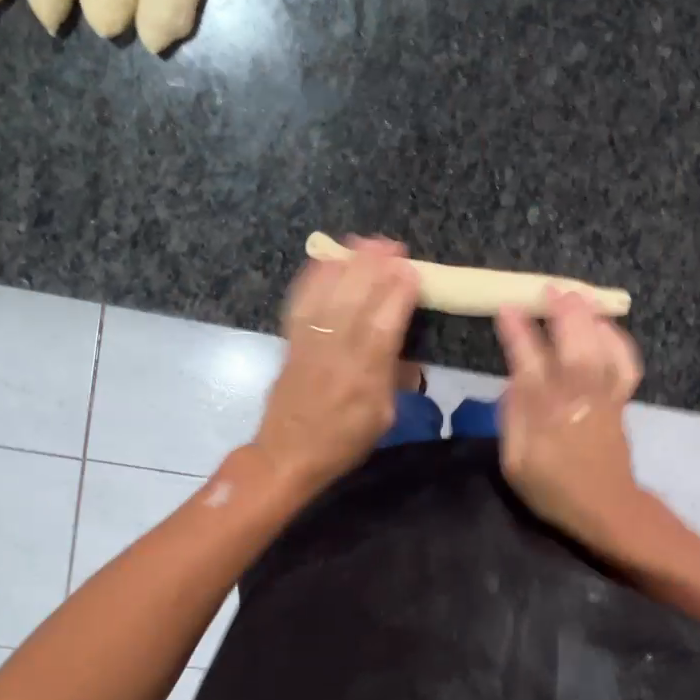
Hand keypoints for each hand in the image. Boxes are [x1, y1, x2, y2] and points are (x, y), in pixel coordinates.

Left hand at [253, 237, 418, 494]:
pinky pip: (300, 303)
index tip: (413, 270)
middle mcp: (336, 354)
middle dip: (375, 267)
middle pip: (355, 300)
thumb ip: (395, 378)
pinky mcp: (290, 342)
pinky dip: (312, 278)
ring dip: (346, 264)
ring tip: (363, 242)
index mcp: (365, 377)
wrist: (286, 456)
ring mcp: (309, 345)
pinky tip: (324, 259)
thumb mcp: (384, 417)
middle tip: (392, 246)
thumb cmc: (343, 442)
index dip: (399, 294)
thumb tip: (407, 349)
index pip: (385, 325)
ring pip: (328, 295)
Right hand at [494, 291, 675, 560]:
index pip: (529, 364)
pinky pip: (626, 364)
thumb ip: (512, 418)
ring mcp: (604, 398)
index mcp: (545, 416)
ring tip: (576, 295)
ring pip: (601, 350)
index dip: (518, 334)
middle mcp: (577, 400)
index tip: (507, 309)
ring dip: (589, 319)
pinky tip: (605, 324)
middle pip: (573, 348)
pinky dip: (618, 341)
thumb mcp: (515, 462)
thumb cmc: (552, 488)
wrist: (605, 508)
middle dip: (563, 315)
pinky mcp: (621, 400)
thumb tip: (513, 380)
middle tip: (549, 289)